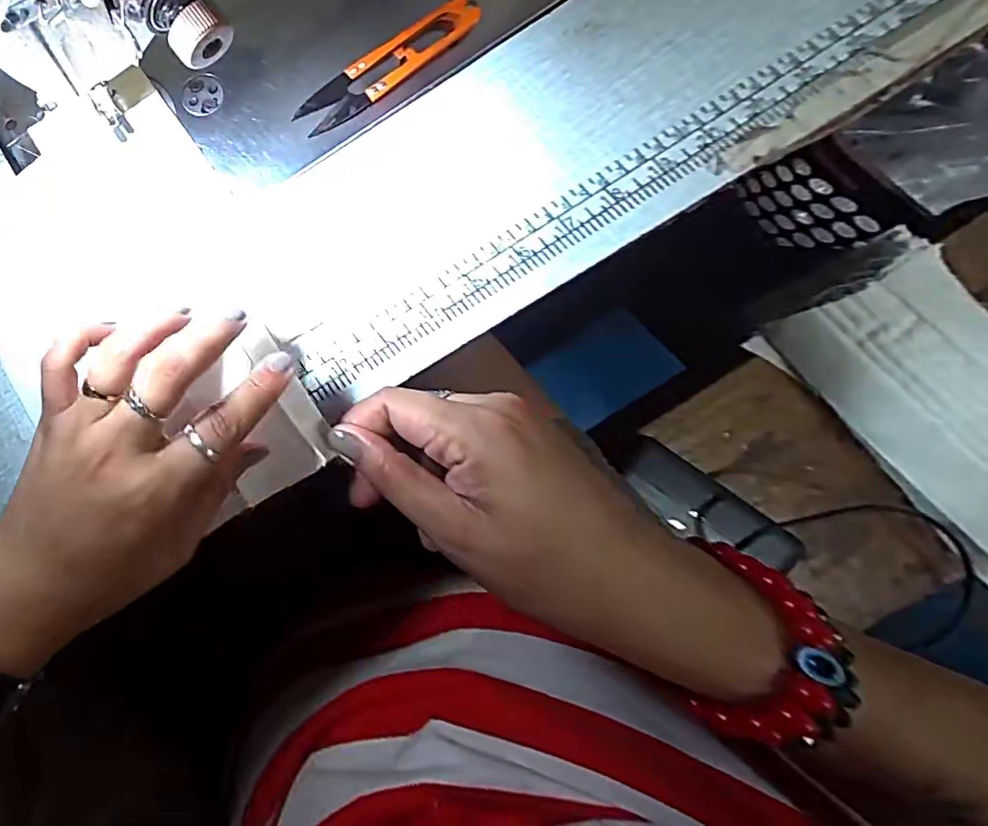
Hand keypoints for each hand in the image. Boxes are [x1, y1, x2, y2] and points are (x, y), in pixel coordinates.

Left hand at [0, 311, 294, 677]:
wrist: (27, 588)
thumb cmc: (112, 574)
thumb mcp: (178, 546)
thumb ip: (216, 489)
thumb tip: (256, 444)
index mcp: (155, 489)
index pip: (217, 428)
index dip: (256, 393)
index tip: (282, 364)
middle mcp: (116, 448)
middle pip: (167, 376)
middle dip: (208, 339)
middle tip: (236, 318)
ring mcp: (77, 428)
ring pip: (116, 359)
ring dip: (153, 327)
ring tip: (185, 312)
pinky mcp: (49, 419)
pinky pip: (57, 364)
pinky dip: (80, 335)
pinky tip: (111, 327)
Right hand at [334, 389, 785, 700]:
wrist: (640, 587)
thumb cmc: (547, 569)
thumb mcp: (454, 530)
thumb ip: (393, 477)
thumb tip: (347, 440)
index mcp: (476, 423)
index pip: (390, 400)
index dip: (358, 433)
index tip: (355, 483)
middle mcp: (497, 404)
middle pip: (416, 412)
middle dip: (389, 453)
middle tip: (380, 507)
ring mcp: (520, 415)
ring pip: (442, 425)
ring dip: (422, 464)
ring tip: (431, 520)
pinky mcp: (534, 431)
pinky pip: (474, 434)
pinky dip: (454, 464)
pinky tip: (462, 507)